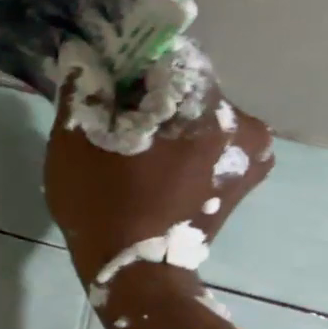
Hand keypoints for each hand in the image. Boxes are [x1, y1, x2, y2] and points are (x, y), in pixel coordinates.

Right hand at [44, 77, 276, 285]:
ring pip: (198, 115)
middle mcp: (244, 122)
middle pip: (186, 88)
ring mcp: (253, 153)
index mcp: (205, 107)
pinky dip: (181, 143)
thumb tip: (83, 55)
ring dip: (165, 120)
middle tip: (110, 113)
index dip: (130, 63)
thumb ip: (81, 90)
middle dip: (148, 94)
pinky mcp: (245, 178)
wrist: (134, 273)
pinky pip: (209, 141)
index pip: (168, 58)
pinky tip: (150, 162)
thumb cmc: (101, 203)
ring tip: (128, 142)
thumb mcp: (74, 142)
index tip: (103, 78)